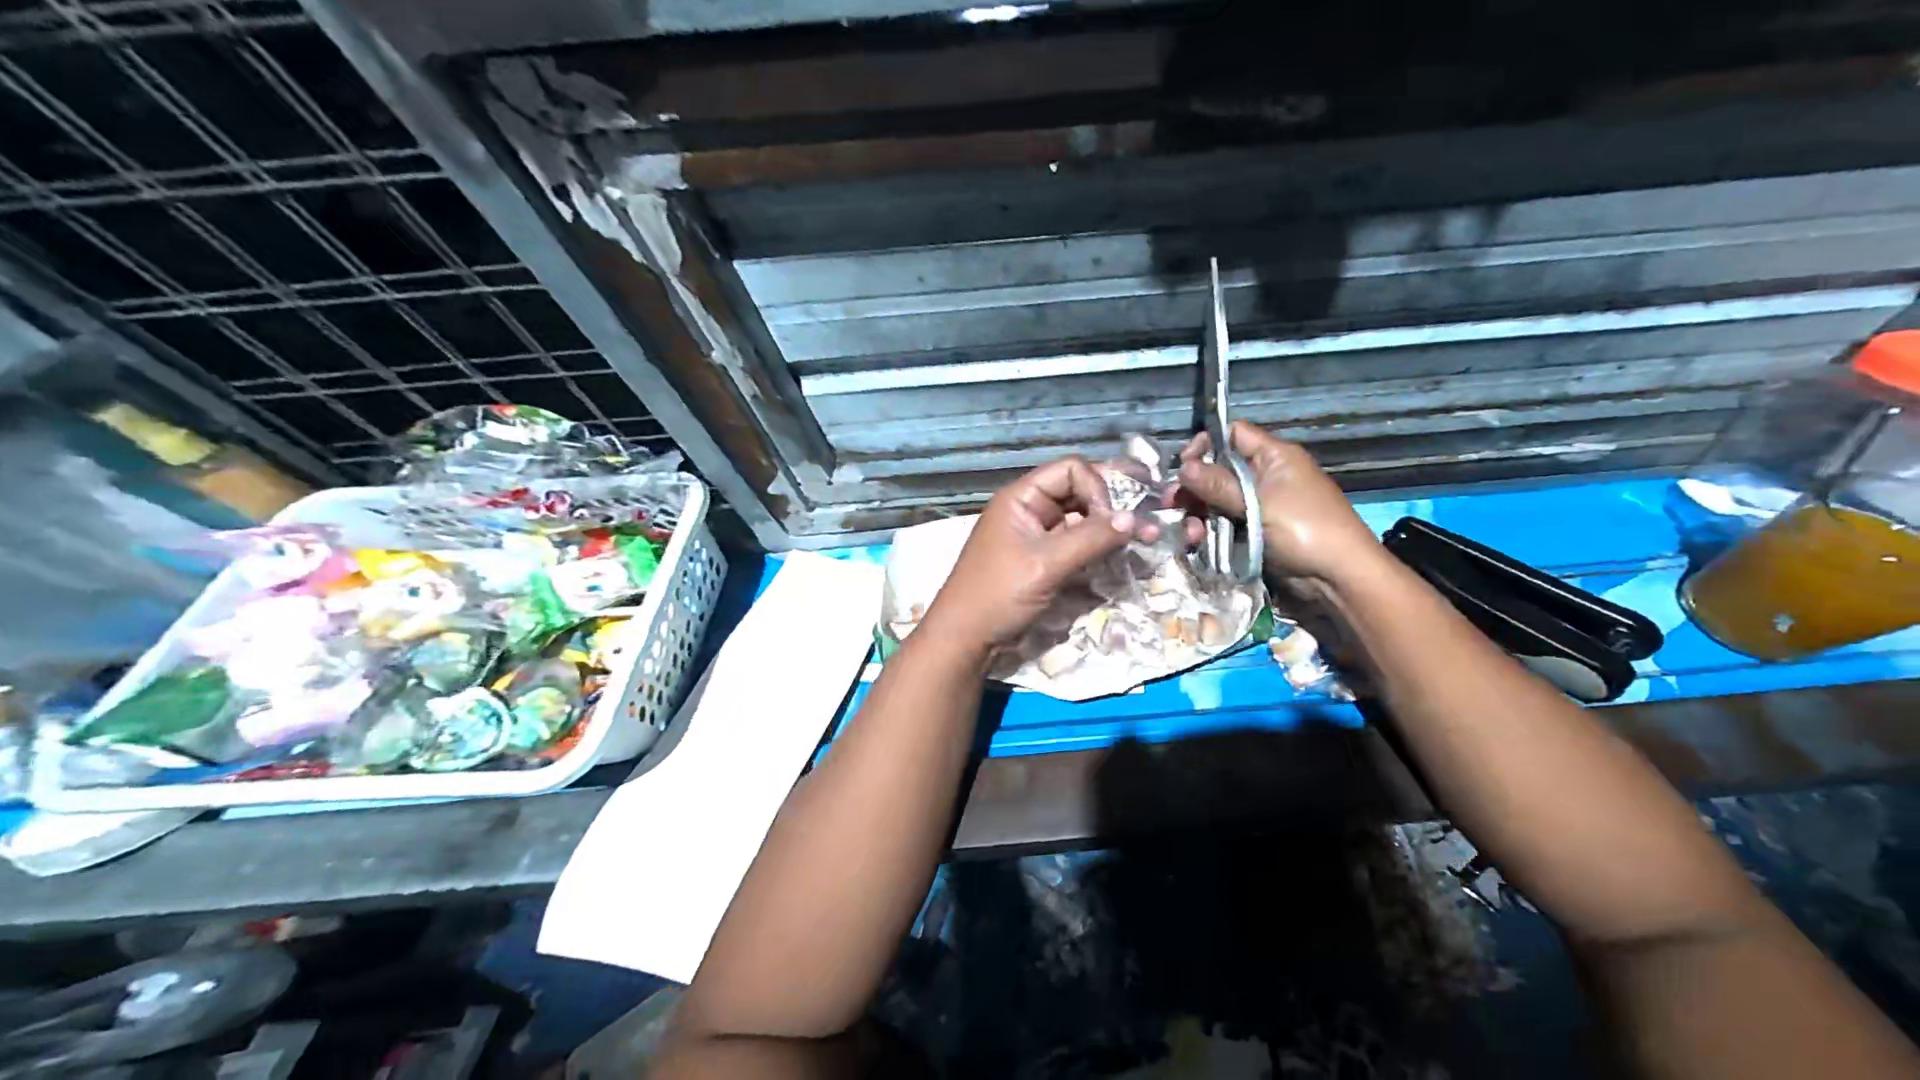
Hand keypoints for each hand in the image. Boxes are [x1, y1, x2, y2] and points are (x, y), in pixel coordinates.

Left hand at [921, 456, 1160, 653]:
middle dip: (1114, 504)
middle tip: (1151, 513)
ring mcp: (1039, 537)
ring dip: (1112, 529)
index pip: (1071, 471)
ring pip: (1083, 521)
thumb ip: (1090, 539)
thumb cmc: (998, 593)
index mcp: (1022, 498)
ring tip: (1148, 538)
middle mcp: (1031, 510)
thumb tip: (1133, 519)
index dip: (1098, 488)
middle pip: (1080, 493)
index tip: (1113, 520)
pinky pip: (1078, 546)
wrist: (967, 638)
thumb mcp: (1045, 565)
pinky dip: (1101, 549)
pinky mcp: (1045, 562)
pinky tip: (1126, 556)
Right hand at [1178, 420, 1384, 586]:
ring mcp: (1259, 506)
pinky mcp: (1255, 532)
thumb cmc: (1305, 529)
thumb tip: (1183, 466)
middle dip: (1194, 487)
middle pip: (1218, 470)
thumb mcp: (1259, 504)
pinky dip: (1209, 531)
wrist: (1338, 577)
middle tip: (1172, 504)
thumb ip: (1219, 485)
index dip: (1206, 445)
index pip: (1233, 434)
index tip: (1184, 466)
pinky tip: (1197, 542)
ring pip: (1217, 500)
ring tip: (1190, 533)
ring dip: (1198, 514)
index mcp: (1274, 457)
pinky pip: (1224, 523)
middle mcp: (1265, 477)